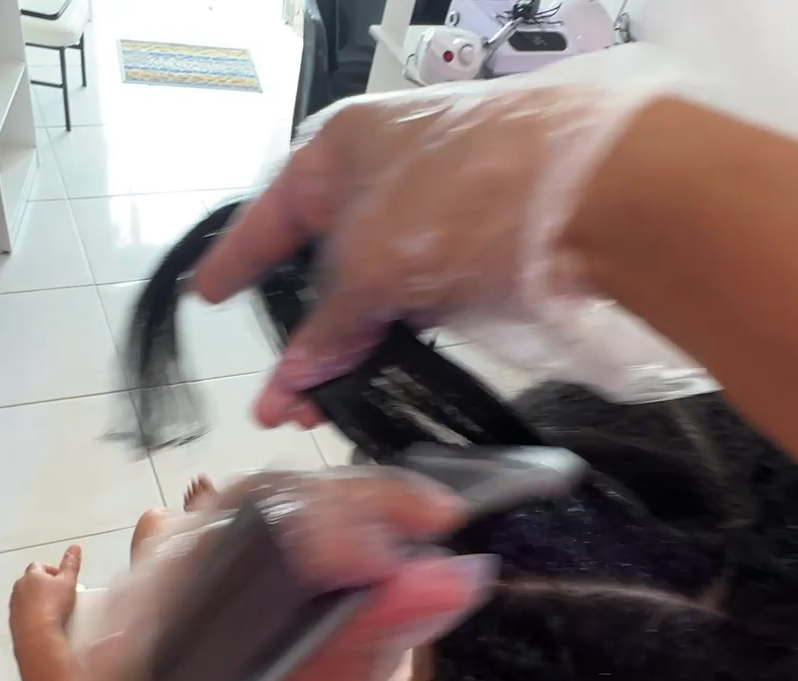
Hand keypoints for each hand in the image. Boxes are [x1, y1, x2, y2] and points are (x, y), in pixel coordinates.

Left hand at [10, 544, 81, 638]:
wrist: (38, 636)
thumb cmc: (54, 605)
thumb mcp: (68, 582)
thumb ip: (71, 564)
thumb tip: (75, 547)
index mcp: (31, 575)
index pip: (39, 566)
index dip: (52, 571)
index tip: (63, 580)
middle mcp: (18, 588)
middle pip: (31, 581)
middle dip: (43, 585)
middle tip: (60, 595)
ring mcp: (14, 606)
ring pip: (26, 598)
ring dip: (36, 600)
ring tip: (53, 611)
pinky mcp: (13, 622)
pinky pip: (23, 614)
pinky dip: (32, 615)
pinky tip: (44, 623)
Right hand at [192, 46, 695, 426]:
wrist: (592, 195)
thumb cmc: (459, 198)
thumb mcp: (369, 263)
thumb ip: (326, 326)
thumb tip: (296, 377)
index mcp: (341, 153)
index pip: (271, 215)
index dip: (236, 260)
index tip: (206, 294)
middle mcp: (379, 182)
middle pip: (317, 270)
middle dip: (294, 343)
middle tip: (276, 401)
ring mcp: (424, 220)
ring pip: (362, 297)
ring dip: (337, 357)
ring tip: (314, 410)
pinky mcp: (464, 256)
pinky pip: (404, 307)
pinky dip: (382, 346)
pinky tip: (367, 381)